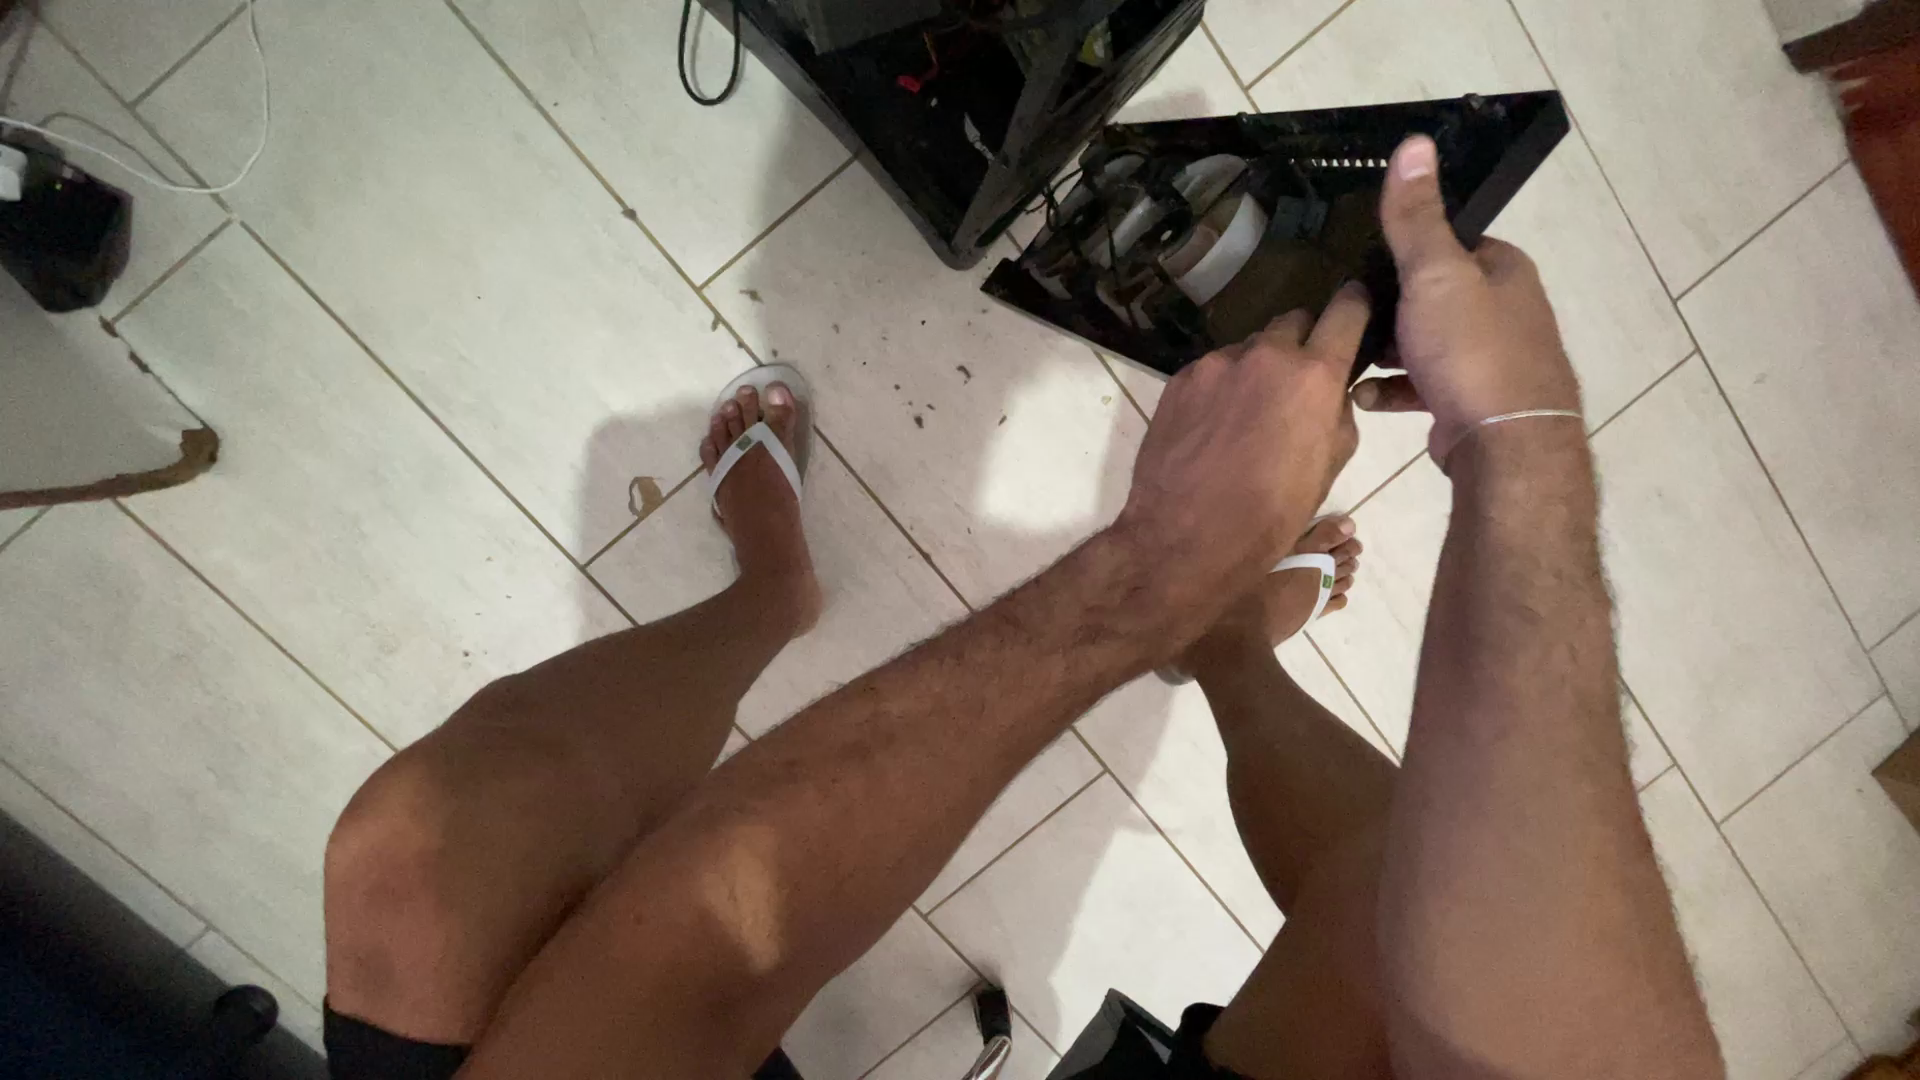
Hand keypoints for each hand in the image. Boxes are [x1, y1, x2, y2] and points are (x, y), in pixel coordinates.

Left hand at [1117, 286, 1364, 617]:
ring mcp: (1213, 366)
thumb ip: (1336, 413)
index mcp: (1312, 375)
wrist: (1185, 538)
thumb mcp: (1328, 467)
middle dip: (1300, 344)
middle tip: (1294, 382)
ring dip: (1254, 370)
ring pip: (1246, 350)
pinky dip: (1218, 388)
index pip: (1346, 311)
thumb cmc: (1268, 516)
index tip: (1356, 308)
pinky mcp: (1177, 382)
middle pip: (1292, 323)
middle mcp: (1262, 357)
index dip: (1355, 307)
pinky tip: (1211, 427)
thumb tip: (1329, 392)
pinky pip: (1209, 372)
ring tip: (1244, 416)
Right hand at [1353, 135, 1581, 463]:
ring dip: (1384, 354)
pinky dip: (1393, 389)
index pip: (1447, 246)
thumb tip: (1414, 142)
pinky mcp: (1472, 399)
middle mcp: (1503, 309)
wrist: (1503, 438)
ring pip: (1424, 344)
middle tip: (1349, 320)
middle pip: (1431, 298)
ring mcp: (1490, 357)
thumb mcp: (1433, 275)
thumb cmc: (1470, 349)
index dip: (1403, 256)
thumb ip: (1415, 219)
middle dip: (1387, 311)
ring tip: (1349, 362)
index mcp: (1502, 270)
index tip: (1363, 271)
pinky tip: (1366, 398)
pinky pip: (1423, 385)